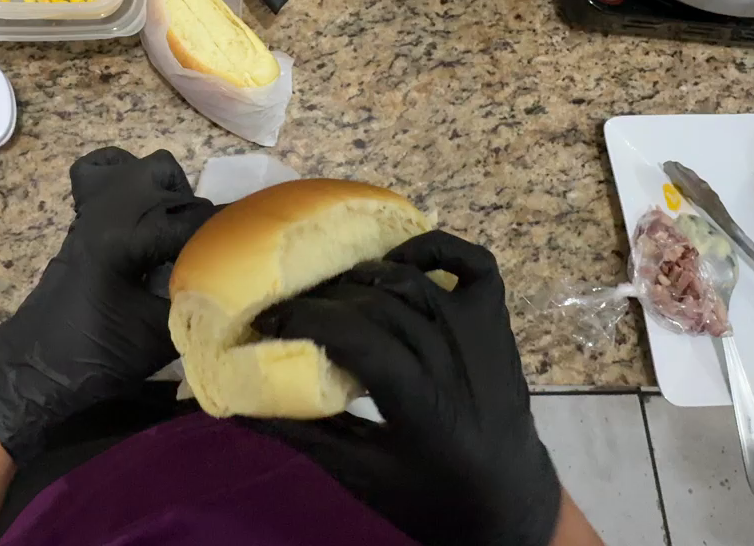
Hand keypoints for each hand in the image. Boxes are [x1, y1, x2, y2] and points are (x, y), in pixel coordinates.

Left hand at [0, 147, 213, 463]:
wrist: (37, 366)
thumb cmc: (98, 355)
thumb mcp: (159, 336)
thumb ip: (199, 299)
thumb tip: (236, 279)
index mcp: (128, 236)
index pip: (194, 219)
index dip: (225, 234)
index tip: (246, 250)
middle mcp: (112, 208)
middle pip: (177, 188)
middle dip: (199, 218)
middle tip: (205, 252)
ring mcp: (94, 203)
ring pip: (148, 169)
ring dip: (171, 193)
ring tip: (176, 233)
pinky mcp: (83, 210)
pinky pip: (105, 168)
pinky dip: (128, 175)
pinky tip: (140, 206)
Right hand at [255, 231, 561, 545]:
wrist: (512, 505)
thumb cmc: (432, 497)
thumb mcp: (361, 475)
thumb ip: (302, 433)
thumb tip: (241, 401)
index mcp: (422, 403)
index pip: (357, 336)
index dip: (307, 320)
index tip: (268, 323)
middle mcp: (455, 356)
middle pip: (375, 304)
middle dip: (322, 302)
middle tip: (288, 311)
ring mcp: (481, 330)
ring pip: (408, 279)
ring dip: (362, 278)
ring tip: (331, 295)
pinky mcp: (496, 318)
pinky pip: (473, 262)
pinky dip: (435, 249)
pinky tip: (399, 260)